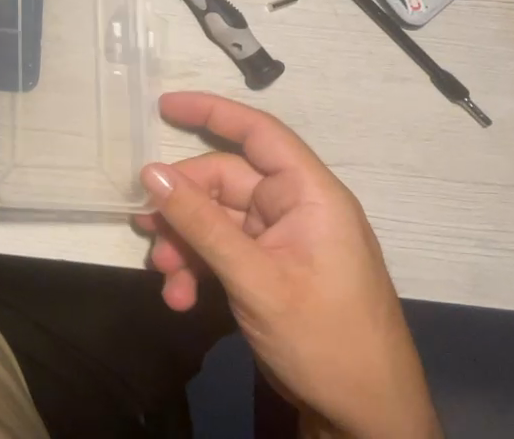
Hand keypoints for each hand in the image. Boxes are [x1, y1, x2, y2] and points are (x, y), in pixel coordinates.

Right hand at [134, 93, 439, 438]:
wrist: (367, 422)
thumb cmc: (327, 341)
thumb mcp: (256, 280)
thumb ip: (201, 223)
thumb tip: (150, 172)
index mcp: (311, 198)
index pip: (259, 134)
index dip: (212, 112)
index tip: (161, 106)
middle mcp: (295, 211)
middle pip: (222, 182)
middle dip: (180, 206)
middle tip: (145, 228)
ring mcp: (281, 242)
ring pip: (213, 219)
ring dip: (183, 243)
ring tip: (164, 273)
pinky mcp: (268, 271)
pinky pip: (219, 251)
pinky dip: (195, 268)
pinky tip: (180, 297)